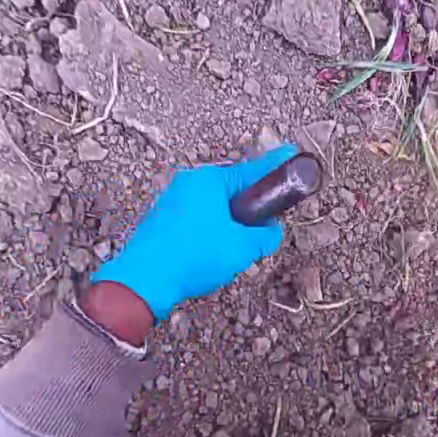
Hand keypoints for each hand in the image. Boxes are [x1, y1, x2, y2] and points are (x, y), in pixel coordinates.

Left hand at [92, 145, 297, 319]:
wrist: (147, 281)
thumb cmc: (191, 257)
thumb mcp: (243, 248)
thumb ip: (265, 235)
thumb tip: (271, 231)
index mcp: (209, 181)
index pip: (252, 170)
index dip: (275, 167)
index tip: (290, 156)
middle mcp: (189, 183)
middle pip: (234, 190)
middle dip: (250, 209)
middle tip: (263, 226)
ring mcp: (174, 200)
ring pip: (216, 206)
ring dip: (231, 223)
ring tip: (235, 247)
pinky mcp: (166, 218)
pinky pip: (199, 218)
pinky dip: (212, 230)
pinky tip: (215, 252)